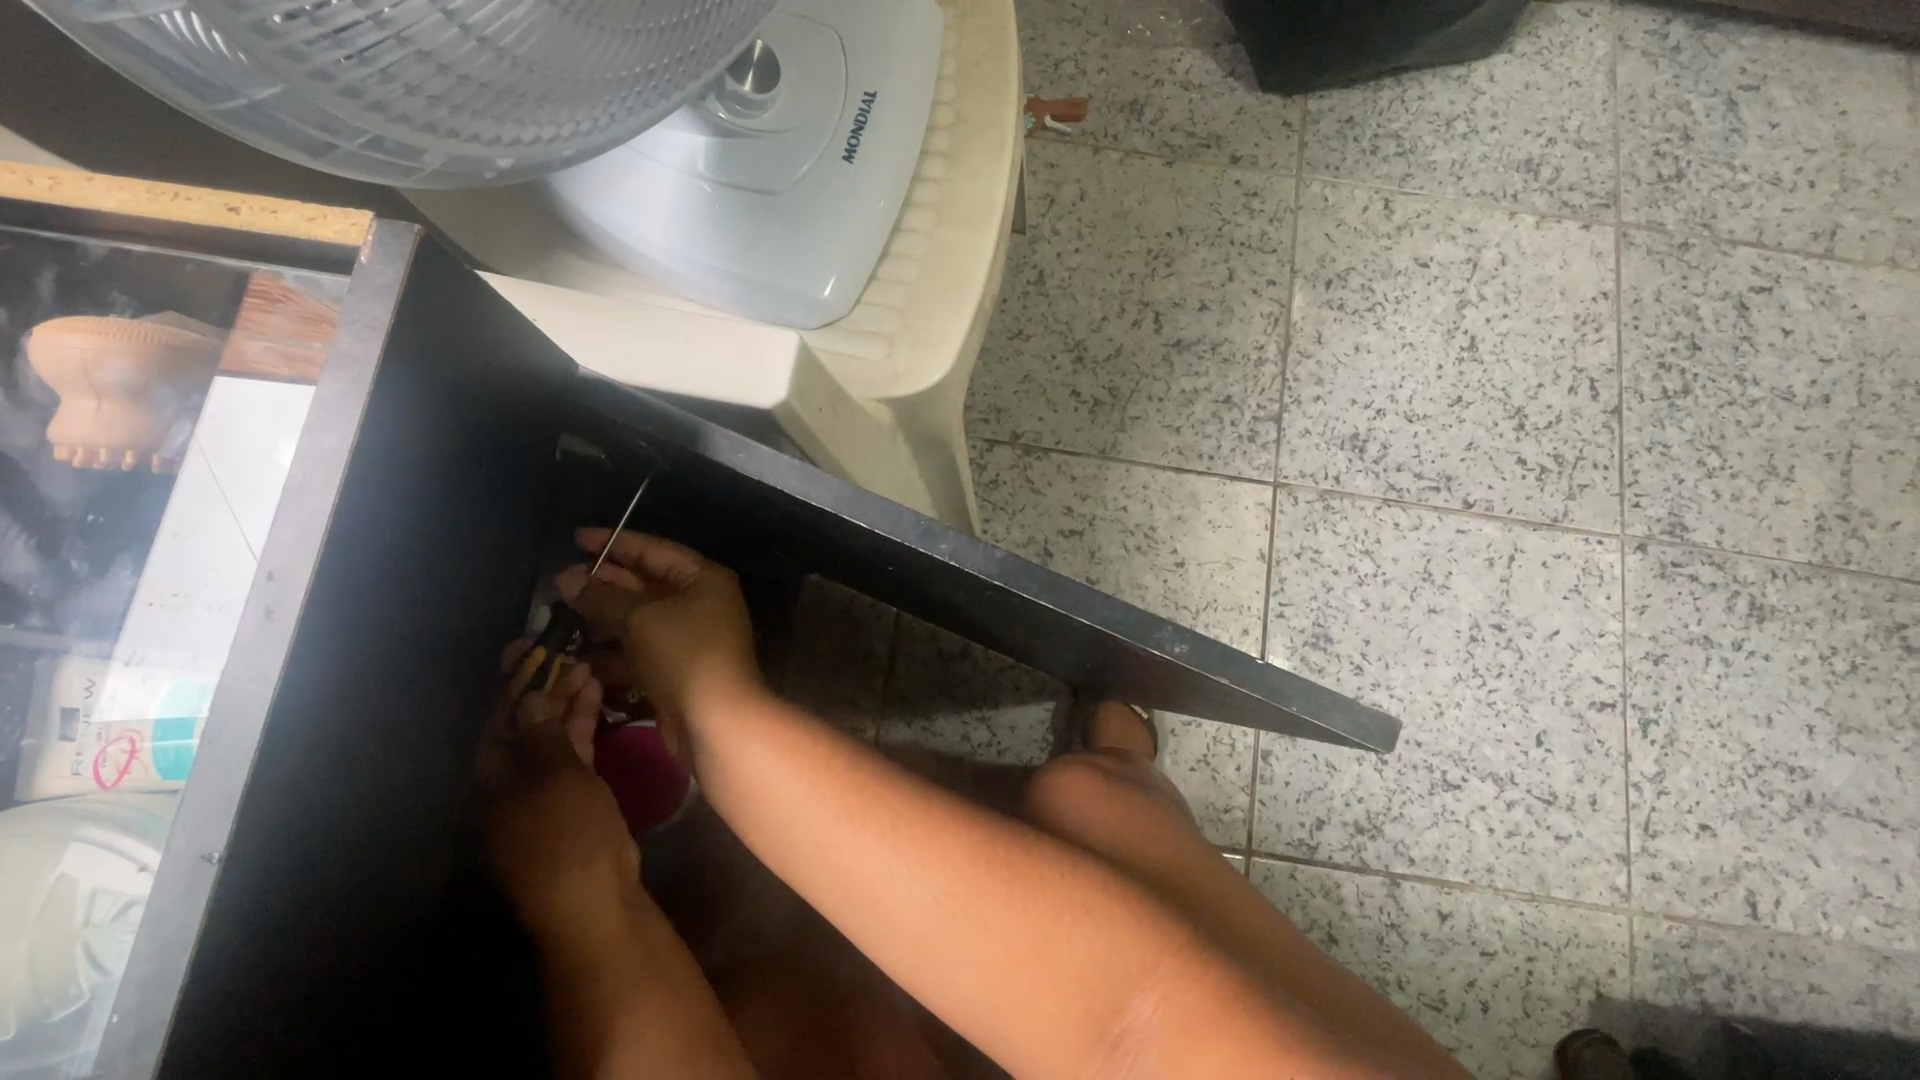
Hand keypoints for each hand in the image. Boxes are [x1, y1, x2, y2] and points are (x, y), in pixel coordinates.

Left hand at [474, 651, 639, 939]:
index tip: (530, 647)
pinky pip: (573, 754)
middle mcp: (511, 782)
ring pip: (551, 737)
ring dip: (568, 703)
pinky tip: (597, 702)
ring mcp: (543, 792)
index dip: (516, 681)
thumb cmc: (566, 833)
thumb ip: (544, 734)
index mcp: (492, 777)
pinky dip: (583, 727)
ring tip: (589, 667)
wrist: (593, 896)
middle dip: (545, 688)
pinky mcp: (574, 801)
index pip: (500, 718)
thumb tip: (528, 698)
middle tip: (567, 650)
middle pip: (525, 725)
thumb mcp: (556, 777)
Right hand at [556, 530, 765, 726]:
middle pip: (644, 585)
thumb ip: (601, 597)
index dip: (615, 542)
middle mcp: (699, 603)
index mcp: (703, 579)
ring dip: (600, 618)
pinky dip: (609, 651)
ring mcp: (687, 639)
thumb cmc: (685, 654)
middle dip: (602, 583)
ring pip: (636, 620)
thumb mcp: (640, 617)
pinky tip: (574, 652)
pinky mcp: (673, 670)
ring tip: (557, 615)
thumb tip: (567, 579)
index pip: (655, 550)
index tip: (575, 538)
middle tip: (558, 582)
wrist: (715, 721)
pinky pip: (636, 651)